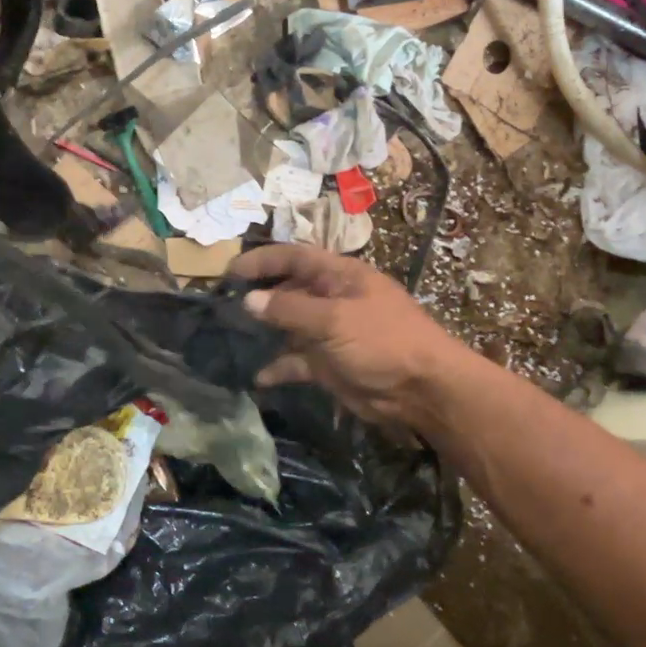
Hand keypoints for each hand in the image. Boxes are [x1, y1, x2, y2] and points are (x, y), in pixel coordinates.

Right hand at [235, 245, 474, 430]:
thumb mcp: (334, 319)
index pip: (296, 257)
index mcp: (340, 277)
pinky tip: (258, 377)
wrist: (422, 389)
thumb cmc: (383, 341)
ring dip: (265, 332)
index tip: (231, 270)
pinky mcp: (329, 364)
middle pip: (289, 291)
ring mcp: (331, 333)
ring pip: (289, 327)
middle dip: (259, 296)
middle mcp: (333, 300)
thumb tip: (249, 300)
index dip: (264, 260)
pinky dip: (278, 367)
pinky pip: (296, 361)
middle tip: (224, 305)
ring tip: (232, 337)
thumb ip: (289, 309)